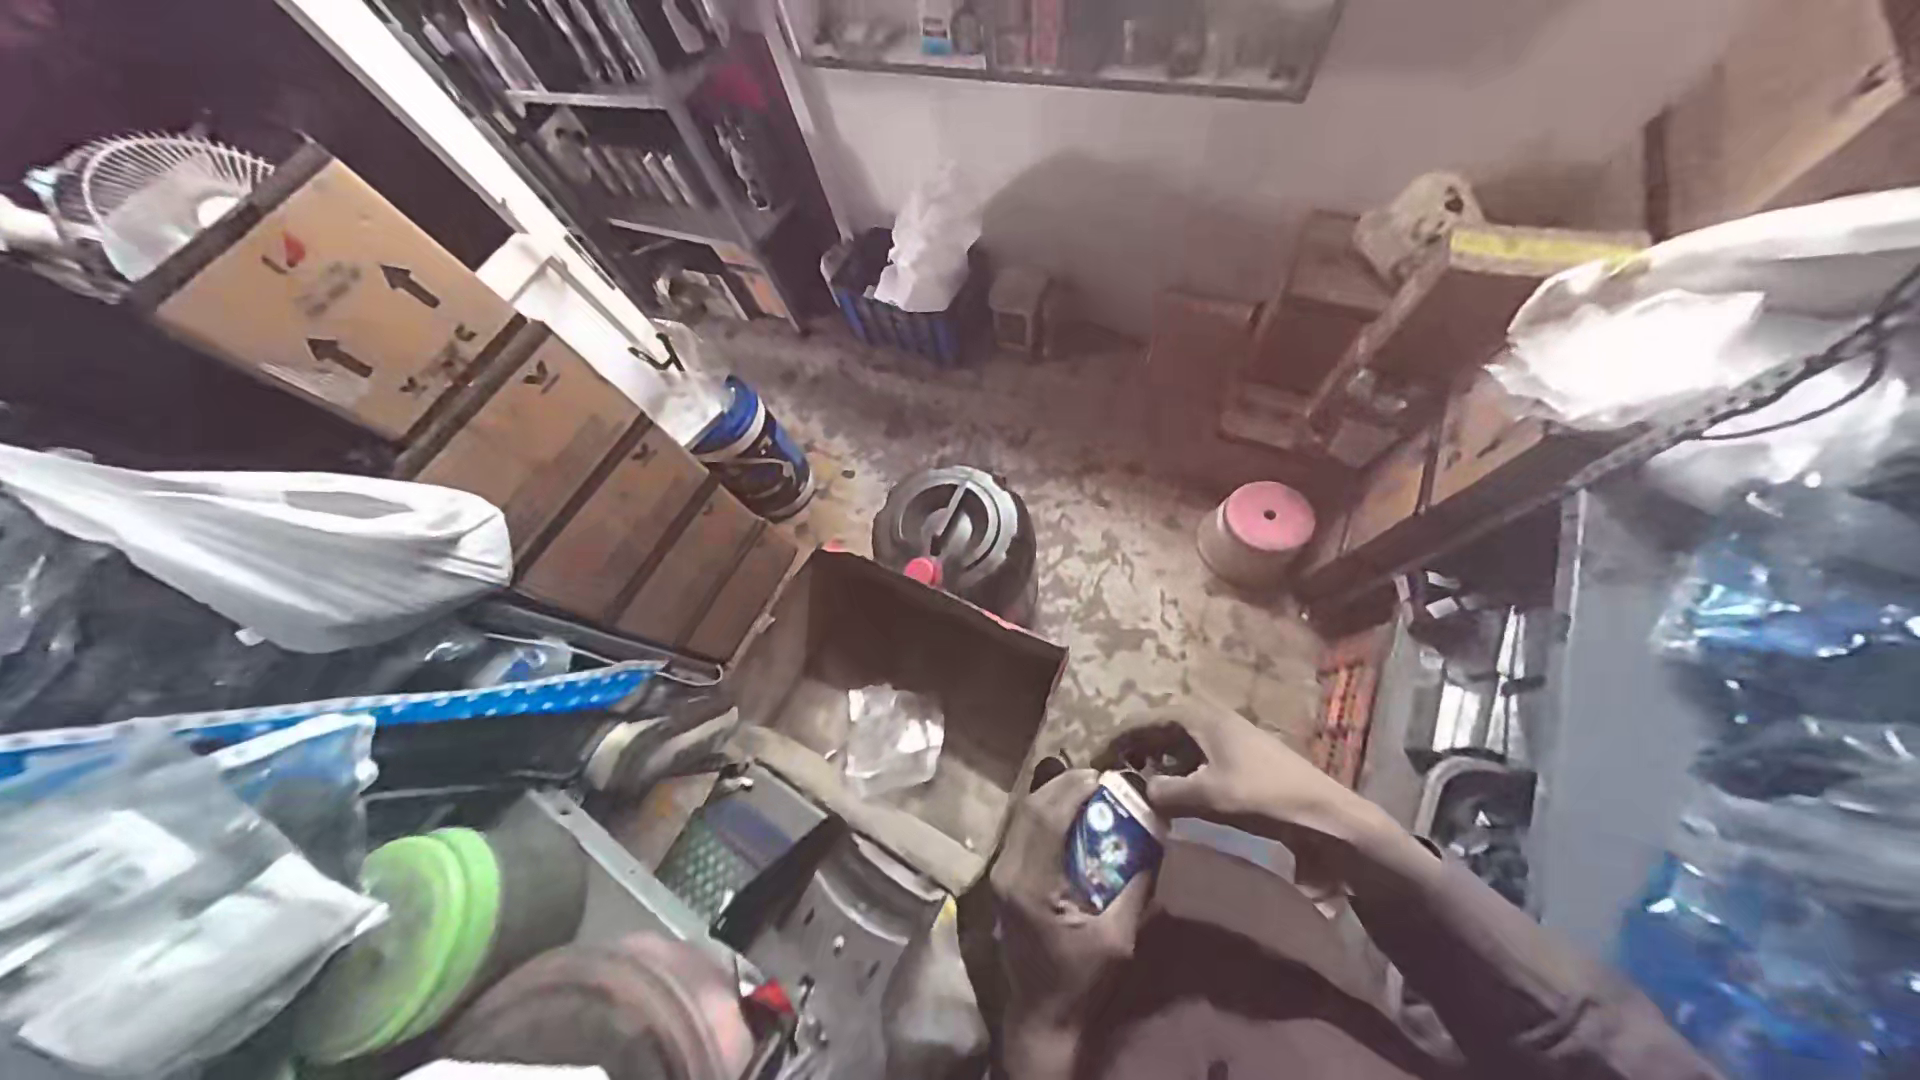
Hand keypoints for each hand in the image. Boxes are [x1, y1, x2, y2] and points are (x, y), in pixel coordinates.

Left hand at [989, 769, 1150, 1032]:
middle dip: (1063, 784)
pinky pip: (1021, 828)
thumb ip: (1136, 885)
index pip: (1046, 819)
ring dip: (1052, 794)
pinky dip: (1043, 811)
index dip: (1072, 790)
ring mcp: (999, 872)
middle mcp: (1007, 871)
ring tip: (1086, 787)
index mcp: (1031, 886)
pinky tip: (1067, 809)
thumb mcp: (1118, 938)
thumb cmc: (1080, 981)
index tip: (1102, 776)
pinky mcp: (1002, 875)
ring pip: (1021, 815)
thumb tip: (1155, 836)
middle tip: (1097, 776)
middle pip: (1030, 809)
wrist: (1040, 1015)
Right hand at [1101, 704, 1388, 847]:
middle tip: (1111, 775)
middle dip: (1133, 751)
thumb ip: (1165, 793)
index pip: (1143, 721)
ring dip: (1155, 764)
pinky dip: (1177, 774)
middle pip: (1158, 730)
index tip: (1095, 761)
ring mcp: (1227, 738)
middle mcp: (1210, 720)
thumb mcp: (1207, 796)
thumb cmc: (1265, 797)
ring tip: (1137, 787)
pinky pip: (1195, 760)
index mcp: (1199, 717)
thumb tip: (1140, 793)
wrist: (1328, 815)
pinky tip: (1172, 796)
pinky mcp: (1240, 759)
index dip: (1116, 740)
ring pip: (1177, 746)